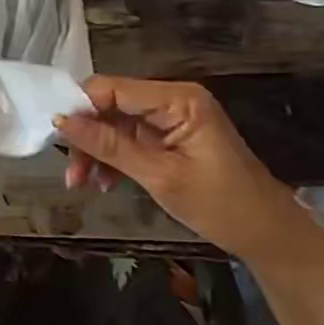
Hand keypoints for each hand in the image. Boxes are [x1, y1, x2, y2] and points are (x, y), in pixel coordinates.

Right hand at [54, 76, 318, 262]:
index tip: (55, 136)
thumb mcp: (159, 176)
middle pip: (109, 105)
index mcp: (178, 99)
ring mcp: (170, 118)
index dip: (79, 107)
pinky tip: (103, 183)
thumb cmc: (221, 205)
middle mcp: (172, 99)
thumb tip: (61, 121)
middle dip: (86, 136)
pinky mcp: (168, 136)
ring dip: (95, 151)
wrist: (268, 236)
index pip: (111, 88)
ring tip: (81, 183)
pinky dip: (112, 158)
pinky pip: (127, 138)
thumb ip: (109, 145)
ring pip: (114, 124)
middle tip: (70, 172)